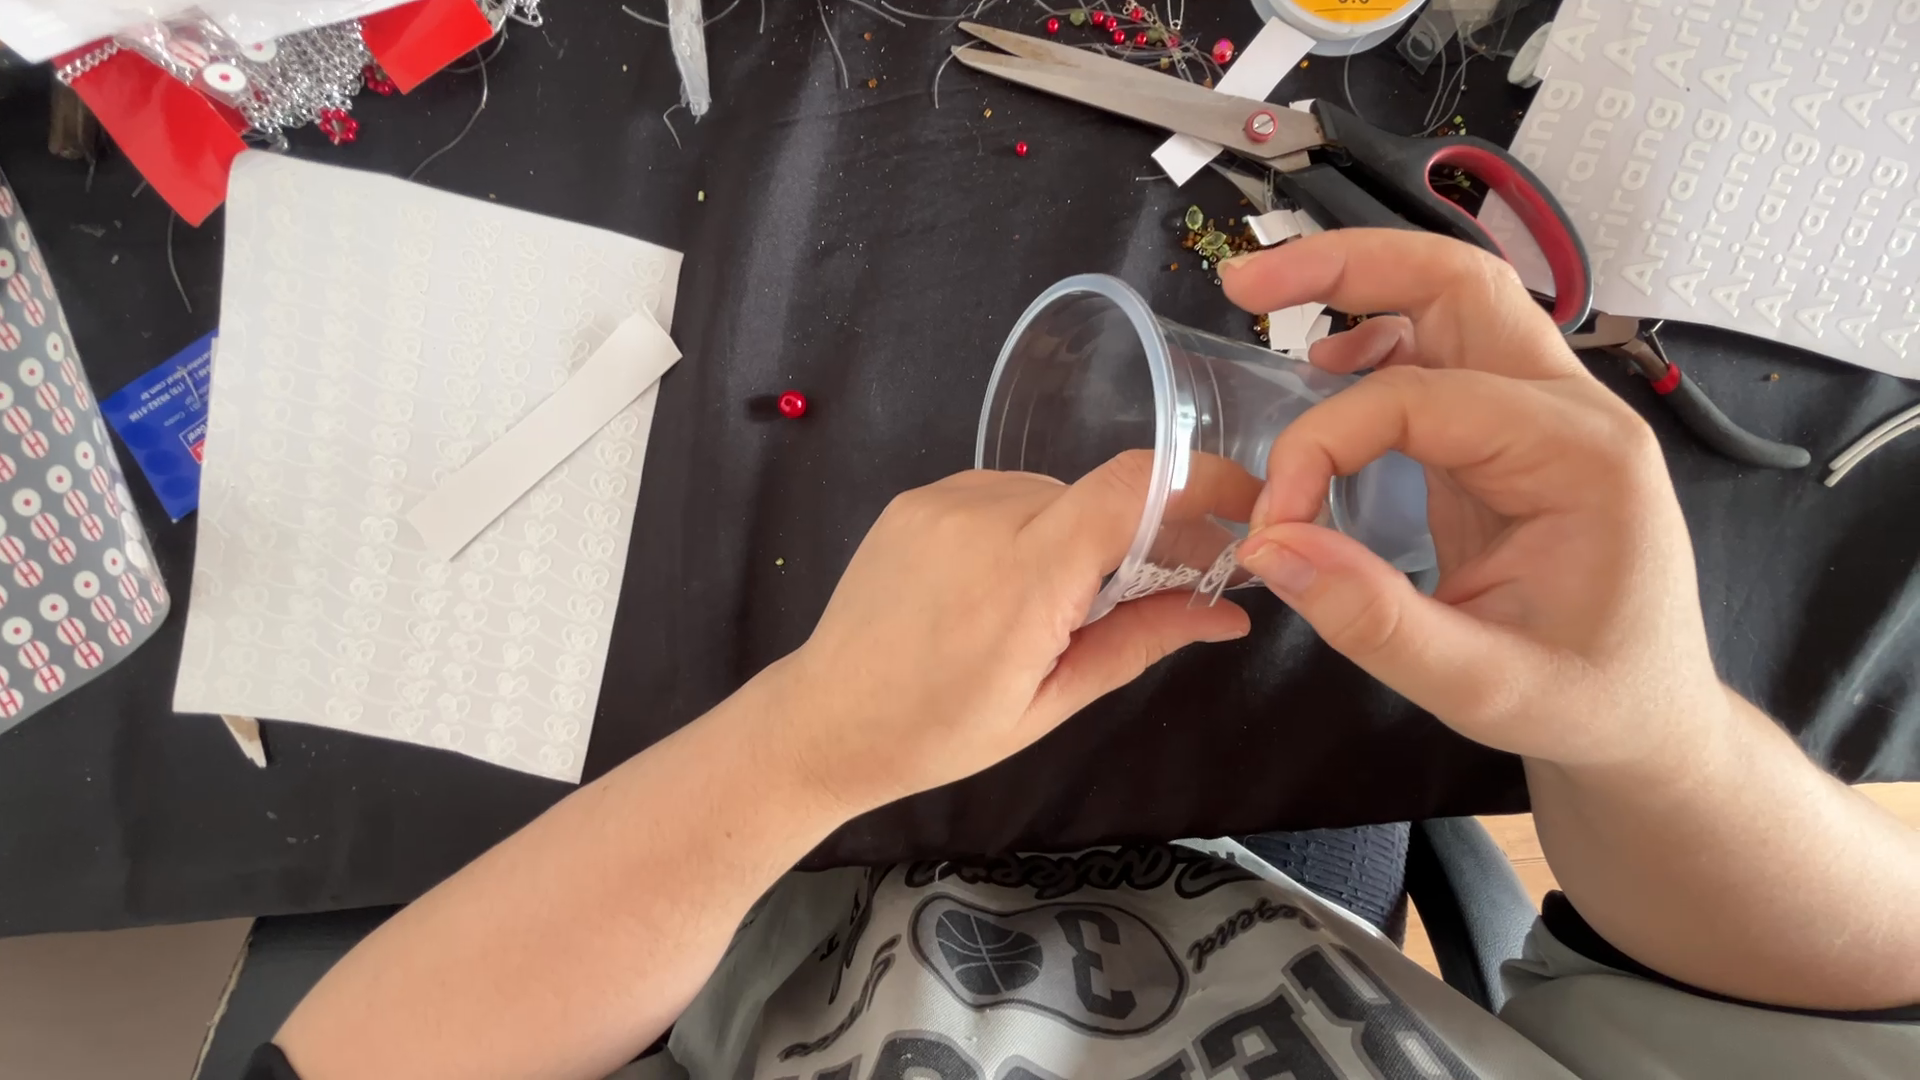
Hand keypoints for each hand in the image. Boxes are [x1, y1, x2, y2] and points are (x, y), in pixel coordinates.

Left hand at [768, 458, 1249, 813]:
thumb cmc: (940, 732)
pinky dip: (1029, 526)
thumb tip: (1230, 612)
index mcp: (1021, 578)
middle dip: (1139, 536)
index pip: (1131, 489)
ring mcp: (941, 499)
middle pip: (1098, 495)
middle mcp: (980, 516)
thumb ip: (1140, 641)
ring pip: (1052, 493)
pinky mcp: (915, 496)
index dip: (1200, 483)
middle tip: (1145, 593)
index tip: (1243, 507)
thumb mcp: (1051, 702)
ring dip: (1077, 535)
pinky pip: (1003, 493)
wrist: (826, 718)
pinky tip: (1003, 579)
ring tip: (1052, 601)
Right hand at [1219, 230, 1726, 766]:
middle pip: (1456, 284)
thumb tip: (1265, 547)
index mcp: (1575, 456)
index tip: (1269, 527)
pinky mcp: (1502, 431)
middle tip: (1242, 282)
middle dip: (1341, 268)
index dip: (1317, 449)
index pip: (1414, 399)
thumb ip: (1373, 621)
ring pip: (1447, 298)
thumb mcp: (1478, 686)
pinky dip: (1370, 335)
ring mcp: (1538, 411)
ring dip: (1353, 285)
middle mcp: (1566, 408)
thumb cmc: (1578, 699)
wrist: (1643, 711)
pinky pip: (1436, 349)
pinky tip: (1323, 363)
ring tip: (1262, 301)